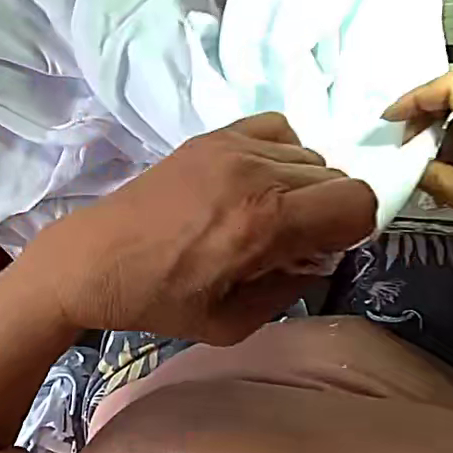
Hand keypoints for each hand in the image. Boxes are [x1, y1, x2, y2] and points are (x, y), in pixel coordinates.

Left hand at [20, 113, 376, 344]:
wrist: (94, 259)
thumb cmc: (158, 300)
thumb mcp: (231, 323)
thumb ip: (290, 290)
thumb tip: (320, 259)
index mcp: (265, 222)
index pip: (358, 202)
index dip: (353, 231)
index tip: (322, 251)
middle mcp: (256, 173)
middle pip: (337, 178)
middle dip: (326, 213)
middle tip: (287, 241)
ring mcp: (231, 147)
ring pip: (310, 156)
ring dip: (303, 187)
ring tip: (264, 213)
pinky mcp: (211, 136)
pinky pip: (277, 129)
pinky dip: (281, 153)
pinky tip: (255, 181)